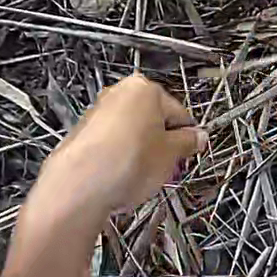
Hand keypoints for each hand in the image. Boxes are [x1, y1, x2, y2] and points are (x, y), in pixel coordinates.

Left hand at [34, 75, 205, 222]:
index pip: (179, 112)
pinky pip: (114, 144)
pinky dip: (122, 158)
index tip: (189, 151)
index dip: (186, 135)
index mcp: (144, 89)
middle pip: (154, 119)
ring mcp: (99, 113)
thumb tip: (196, 137)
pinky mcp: (84, 134)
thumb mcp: (171, 154)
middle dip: (163, 143)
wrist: (80, 186)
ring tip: (144, 175)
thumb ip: (188, 142)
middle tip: (170, 166)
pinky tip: (124, 177)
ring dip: (143, 152)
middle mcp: (119, 94)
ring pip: (133, 132)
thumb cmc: (124, 163)